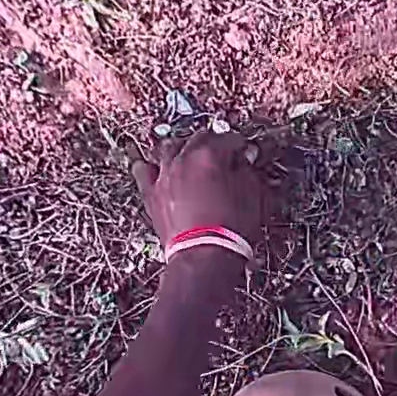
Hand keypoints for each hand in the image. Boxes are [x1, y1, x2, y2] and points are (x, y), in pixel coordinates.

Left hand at [130, 128, 265, 255]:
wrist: (204, 256)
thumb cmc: (229, 231)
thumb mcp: (253, 196)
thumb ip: (248, 172)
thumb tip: (243, 163)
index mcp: (210, 155)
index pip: (228, 139)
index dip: (239, 146)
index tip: (243, 153)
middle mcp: (184, 160)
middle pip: (198, 138)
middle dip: (212, 142)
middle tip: (221, 152)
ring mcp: (165, 175)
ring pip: (169, 147)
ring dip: (182, 147)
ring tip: (191, 155)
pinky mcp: (151, 194)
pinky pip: (143, 170)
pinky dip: (151, 165)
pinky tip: (157, 166)